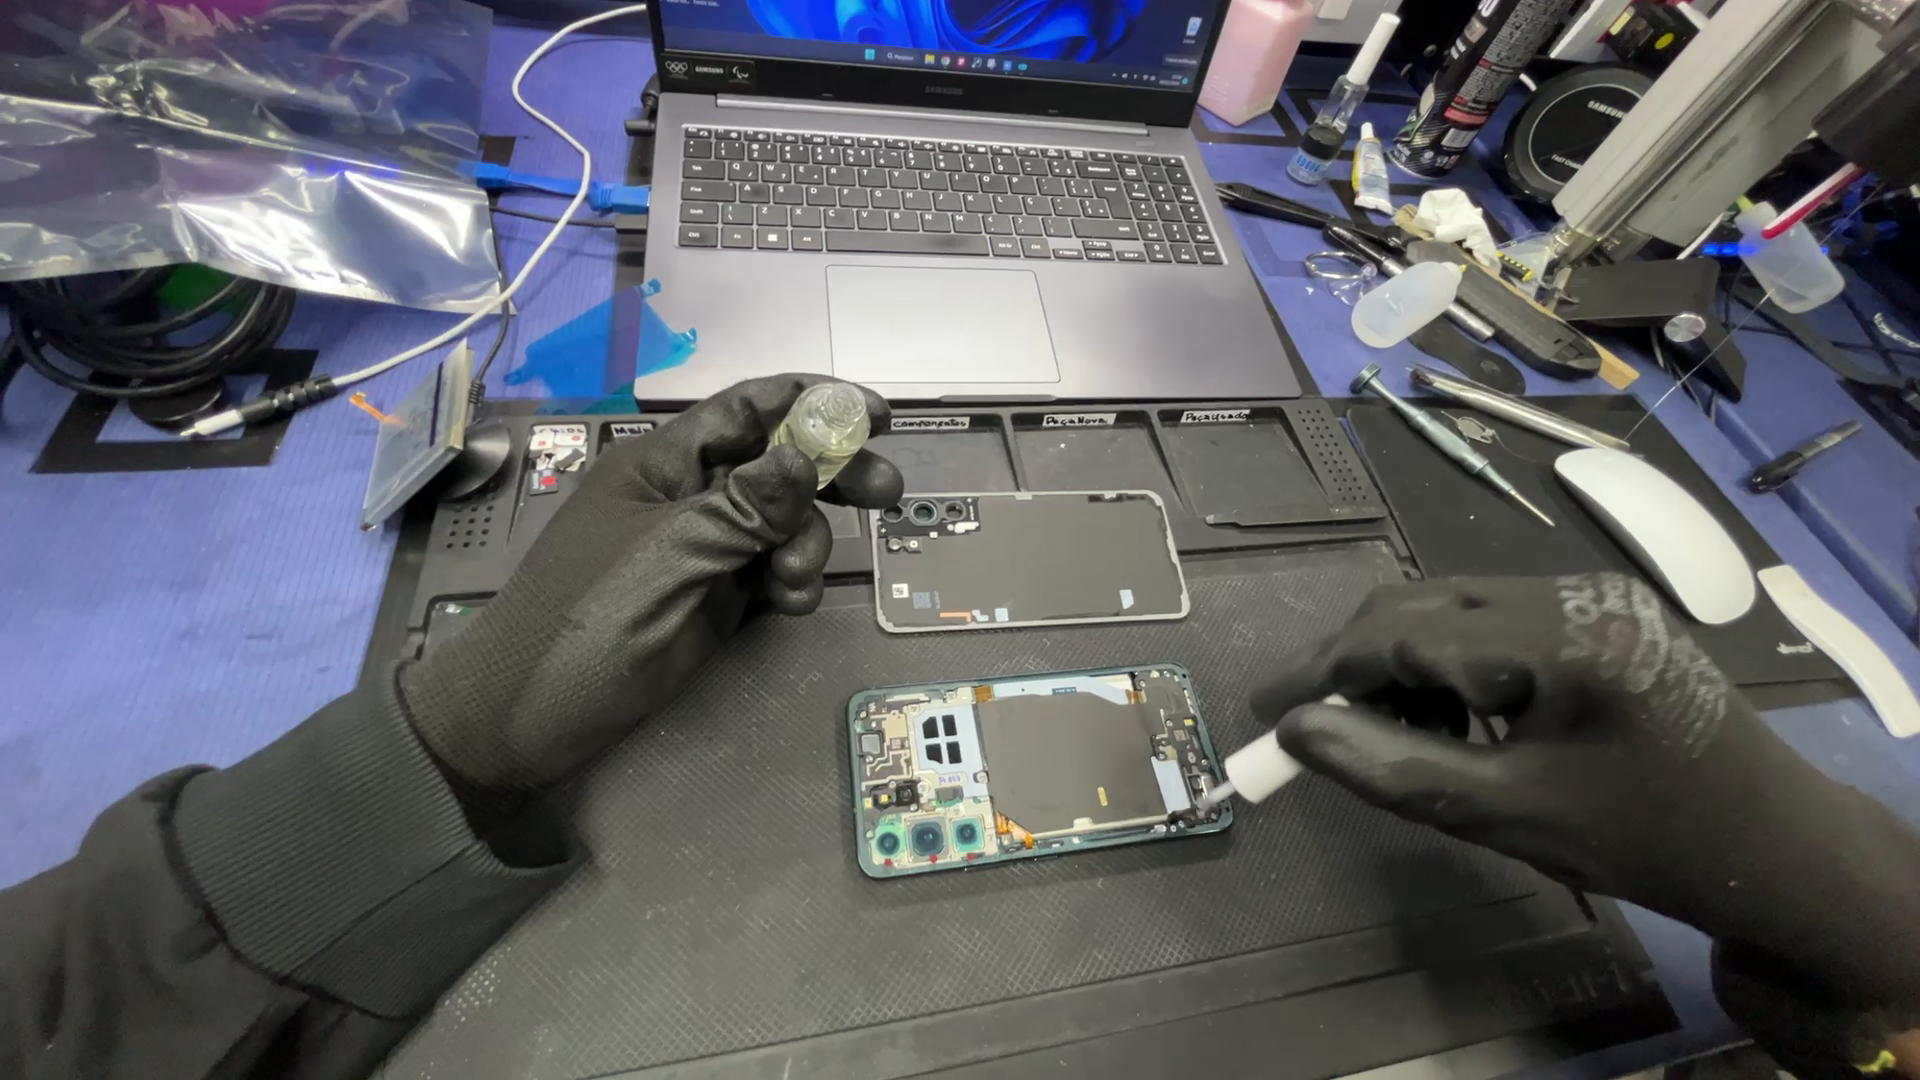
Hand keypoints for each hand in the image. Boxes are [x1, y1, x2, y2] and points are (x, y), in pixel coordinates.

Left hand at [399, 375, 902, 801]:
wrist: (529, 719)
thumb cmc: (585, 622)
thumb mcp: (668, 556)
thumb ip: (743, 506)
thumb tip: (807, 456)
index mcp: (666, 463)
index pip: (750, 410)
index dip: (814, 403)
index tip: (876, 416)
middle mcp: (695, 496)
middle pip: (782, 466)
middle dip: (834, 477)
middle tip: (887, 492)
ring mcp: (710, 549)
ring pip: (787, 525)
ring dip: (806, 546)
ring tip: (792, 580)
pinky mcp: (722, 597)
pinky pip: (776, 574)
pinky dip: (792, 586)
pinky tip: (785, 606)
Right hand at [1253, 573, 1919, 1013]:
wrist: (1777, 847)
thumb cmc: (1642, 840)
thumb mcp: (1501, 814)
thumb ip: (1385, 768)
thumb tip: (1294, 731)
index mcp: (1560, 644)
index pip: (1401, 636)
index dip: (1321, 670)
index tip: (1266, 707)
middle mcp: (1566, 595)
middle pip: (1410, 606)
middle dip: (1345, 659)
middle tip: (1303, 713)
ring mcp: (1578, 593)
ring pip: (1434, 605)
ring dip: (1385, 656)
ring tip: (1376, 720)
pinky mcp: (1582, 607)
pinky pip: (1474, 615)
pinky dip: (1431, 656)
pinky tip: (1435, 704)